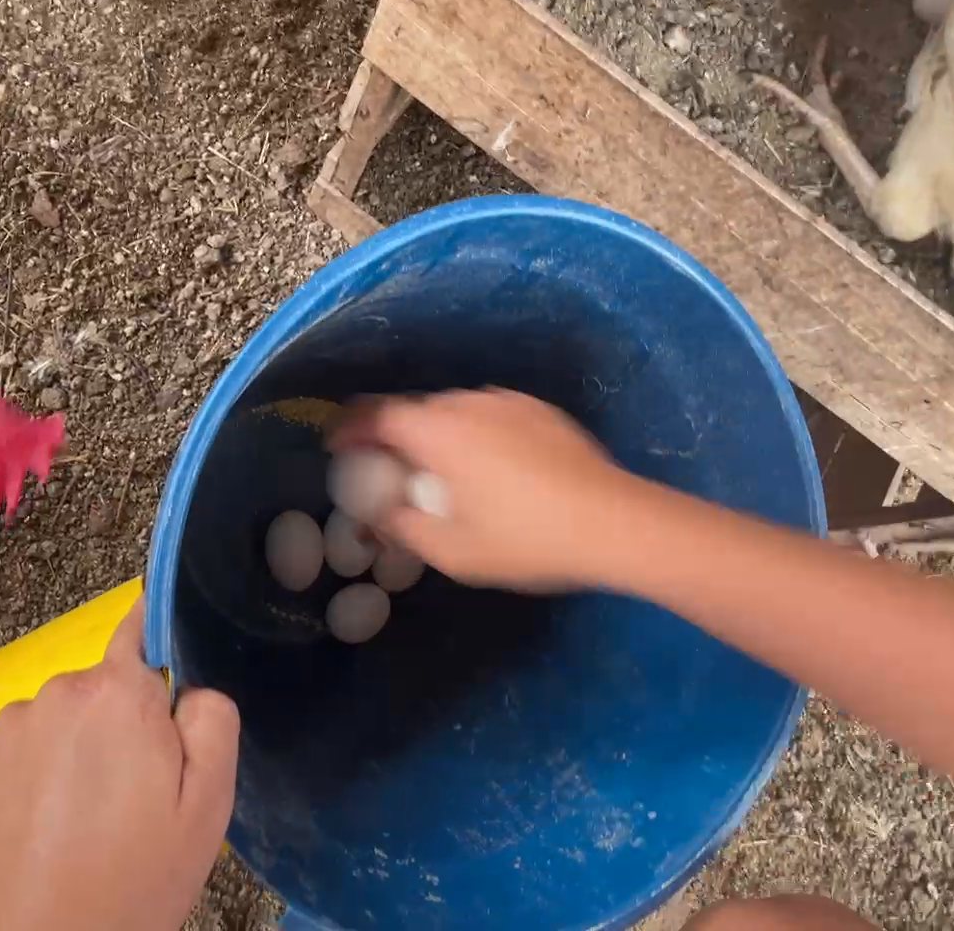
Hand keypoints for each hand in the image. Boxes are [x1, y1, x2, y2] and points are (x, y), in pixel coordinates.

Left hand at [0, 598, 239, 930]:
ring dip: (81, 744)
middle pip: (108, 683)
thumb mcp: (206, 806)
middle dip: (126, 719)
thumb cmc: (130, 880)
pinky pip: (27, 742)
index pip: (142, 627)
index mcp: (118, 691)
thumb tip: (188, 688)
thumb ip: (213, 720)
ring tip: (87, 816)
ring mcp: (11, 724)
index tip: (169, 688)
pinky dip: (41, 767)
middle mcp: (59, 689)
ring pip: (67, 715)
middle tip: (136, 790)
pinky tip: (47, 823)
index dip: (162, 646)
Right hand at [330, 388, 659, 591]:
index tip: (336, 446)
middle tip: (390, 470)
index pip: (375, 414)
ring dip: (434, 433)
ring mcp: (507, 403)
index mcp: (438, 431)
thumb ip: (402, 526)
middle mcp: (467, 404)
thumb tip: (377, 513)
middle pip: (413, 410)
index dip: (349, 426)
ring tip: (441, 471)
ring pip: (452, 410)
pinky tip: (490, 467)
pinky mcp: (539, 411)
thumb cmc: (527, 540)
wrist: (617, 523)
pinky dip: (472, 432)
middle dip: (393, 435)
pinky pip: (488, 414)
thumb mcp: (452, 550)